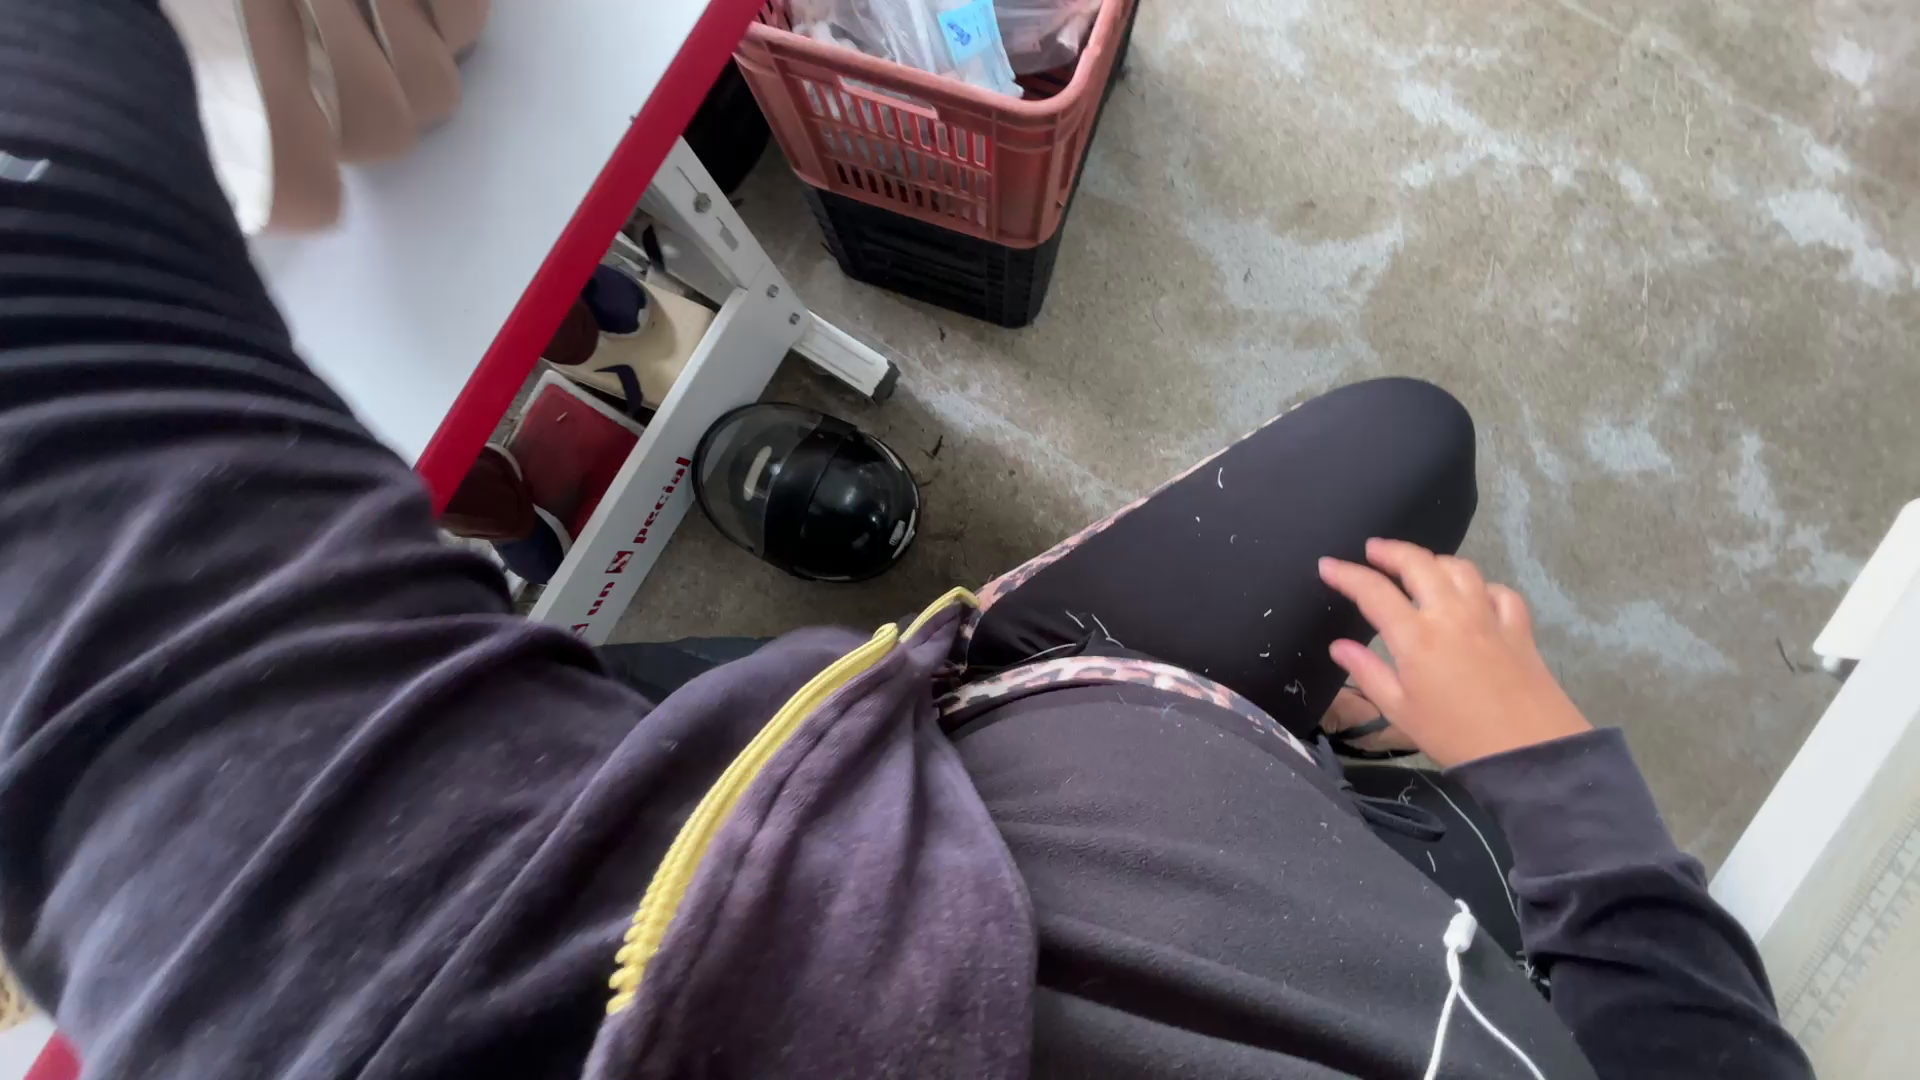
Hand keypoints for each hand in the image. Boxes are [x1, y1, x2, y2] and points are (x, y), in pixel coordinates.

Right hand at [1317, 539, 1591, 767]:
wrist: (1533, 755)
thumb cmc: (1455, 736)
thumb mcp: (1399, 710)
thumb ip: (1367, 673)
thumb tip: (1339, 646)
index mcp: (1416, 637)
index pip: (1373, 591)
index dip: (1346, 574)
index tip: (1326, 566)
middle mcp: (1452, 616)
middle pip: (1419, 565)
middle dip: (1390, 551)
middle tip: (1371, 550)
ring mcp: (1489, 619)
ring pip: (1460, 570)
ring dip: (1433, 561)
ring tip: (1418, 565)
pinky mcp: (1519, 630)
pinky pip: (1499, 592)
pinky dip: (1480, 586)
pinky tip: (1473, 594)